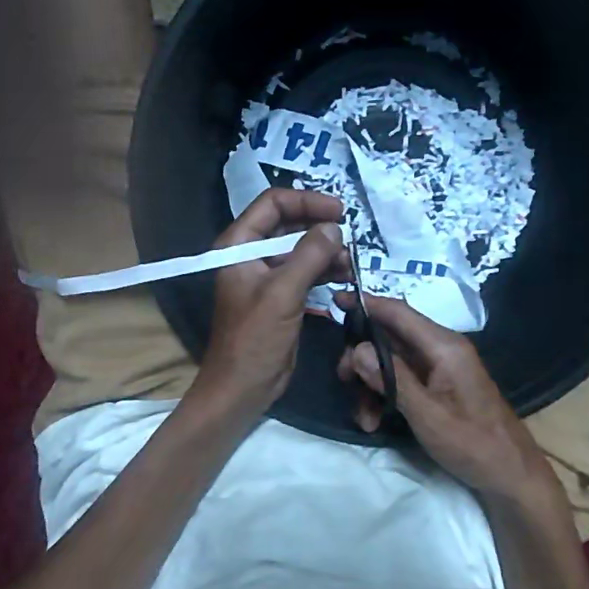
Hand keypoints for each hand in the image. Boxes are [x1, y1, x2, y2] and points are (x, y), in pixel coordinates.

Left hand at [194, 189, 347, 420]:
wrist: (242, 386)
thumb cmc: (254, 338)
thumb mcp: (283, 293)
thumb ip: (309, 256)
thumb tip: (334, 227)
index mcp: (238, 246)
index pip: (272, 204)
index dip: (306, 201)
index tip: (339, 211)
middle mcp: (250, 255)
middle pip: (288, 224)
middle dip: (319, 227)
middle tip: (350, 237)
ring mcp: (266, 276)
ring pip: (300, 249)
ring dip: (326, 251)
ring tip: (350, 262)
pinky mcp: (281, 296)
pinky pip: (305, 272)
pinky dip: (324, 270)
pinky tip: (345, 275)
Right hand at [336, 293, 552, 500]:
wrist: (511, 476)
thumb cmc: (473, 444)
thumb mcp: (428, 415)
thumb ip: (392, 379)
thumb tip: (357, 348)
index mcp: (444, 347)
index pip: (398, 312)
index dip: (366, 303)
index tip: (334, 299)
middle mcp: (441, 349)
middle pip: (389, 337)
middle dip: (361, 357)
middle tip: (342, 379)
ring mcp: (439, 368)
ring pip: (390, 361)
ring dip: (370, 384)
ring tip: (363, 417)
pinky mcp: (437, 386)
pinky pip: (401, 379)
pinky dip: (384, 396)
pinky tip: (375, 421)